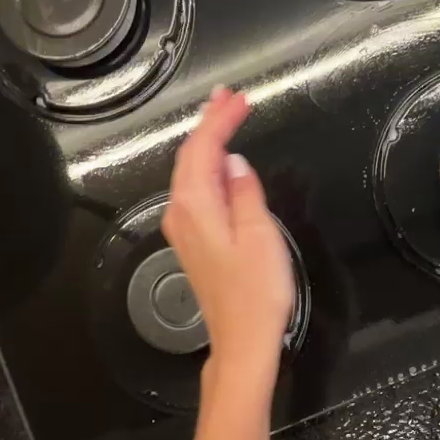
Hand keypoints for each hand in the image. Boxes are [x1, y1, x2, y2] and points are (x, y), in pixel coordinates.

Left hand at [163, 88, 294, 380]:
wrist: (242, 340)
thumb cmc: (256, 293)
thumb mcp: (259, 235)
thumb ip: (245, 192)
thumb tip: (234, 163)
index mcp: (195, 207)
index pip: (203, 149)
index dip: (220, 119)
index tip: (238, 98)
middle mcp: (180, 214)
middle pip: (189, 157)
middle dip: (209, 124)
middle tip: (230, 98)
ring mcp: (183, 230)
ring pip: (190, 173)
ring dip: (207, 144)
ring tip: (226, 119)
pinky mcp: (192, 243)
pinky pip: (194, 191)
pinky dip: (207, 168)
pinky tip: (220, 163)